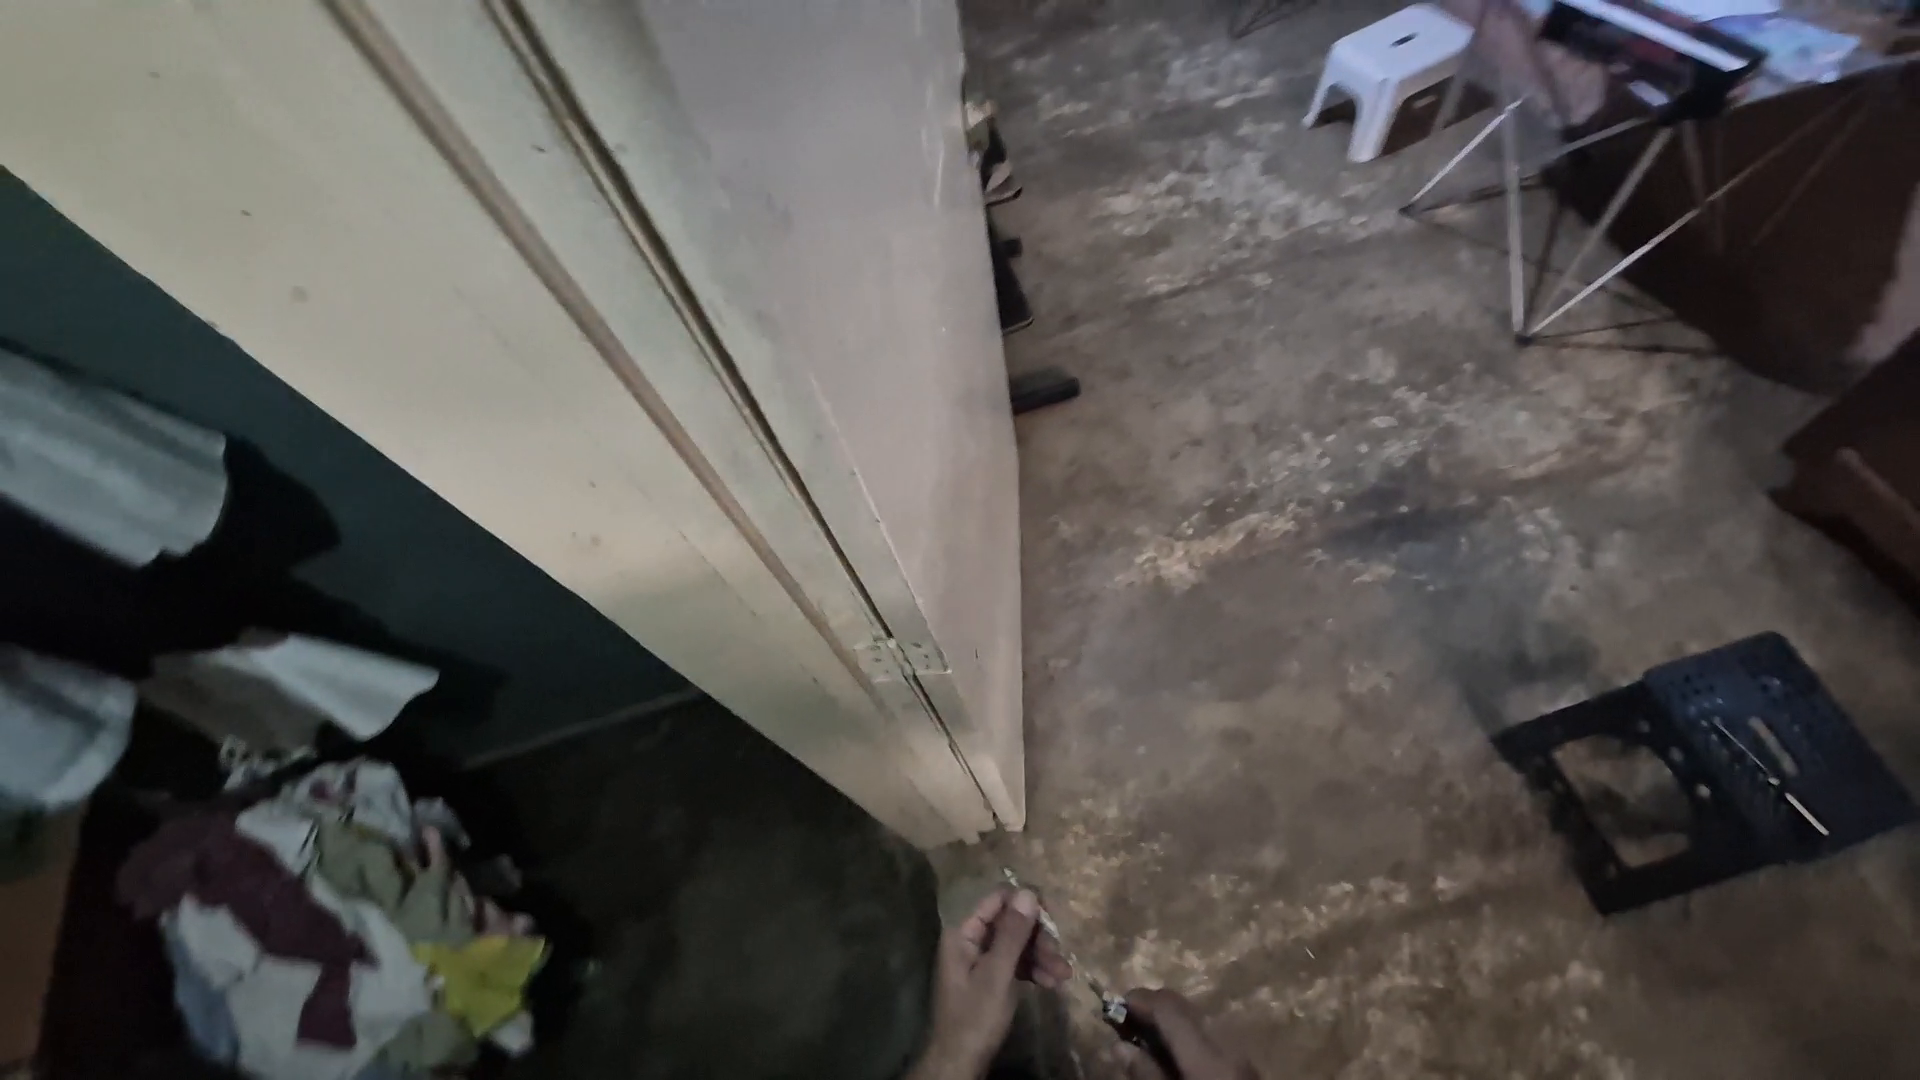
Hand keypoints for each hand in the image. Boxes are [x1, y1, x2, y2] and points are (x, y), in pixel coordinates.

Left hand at [909, 888, 1073, 1079]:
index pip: (998, 900)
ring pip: (1017, 945)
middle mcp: (971, 940)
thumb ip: (1012, 934)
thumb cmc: (974, 1018)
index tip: (1052, 920)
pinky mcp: (990, 979)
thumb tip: (1029, 892)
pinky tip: (1052, 983)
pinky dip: (1033, 971)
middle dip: (1037, 938)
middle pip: (1011, 924)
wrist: (959, 1066)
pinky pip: (1015, 965)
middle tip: (1059, 958)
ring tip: (1063, 976)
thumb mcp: (997, 975)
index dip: (1025, 905)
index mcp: (964, 932)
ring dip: (1041, 957)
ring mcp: (980, 961)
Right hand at [1121, 989, 1258, 1079]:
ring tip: (1147, 1045)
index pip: (1167, 1006)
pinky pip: (1211, 1037)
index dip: (1137, 1000)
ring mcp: (1241, 1056)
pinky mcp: (1246, 1069)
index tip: (1113, 1008)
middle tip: (1126, 1027)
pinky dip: (1187, 1038)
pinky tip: (1174, 1059)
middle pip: (1183, 1006)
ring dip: (1169, 1023)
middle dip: (1152, 1009)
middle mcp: (1227, 1045)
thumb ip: (1147, 1076)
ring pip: (1198, 1019)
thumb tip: (1120, 1047)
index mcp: (1207, 1056)